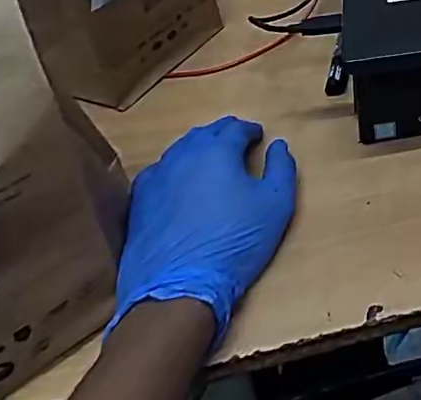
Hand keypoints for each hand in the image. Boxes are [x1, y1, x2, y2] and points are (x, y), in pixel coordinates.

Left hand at [112, 116, 297, 346]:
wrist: (178, 292)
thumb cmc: (235, 243)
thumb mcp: (276, 204)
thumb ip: (282, 168)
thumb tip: (278, 145)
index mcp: (218, 150)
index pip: (235, 127)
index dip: (250, 130)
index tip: (258, 137)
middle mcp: (185, 155)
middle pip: (206, 133)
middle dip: (224, 134)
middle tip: (237, 145)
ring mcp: (158, 178)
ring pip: (180, 150)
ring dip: (198, 150)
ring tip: (210, 163)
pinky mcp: (139, 203)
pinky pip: (158, 173)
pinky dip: (173, 171)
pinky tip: (178, 184)